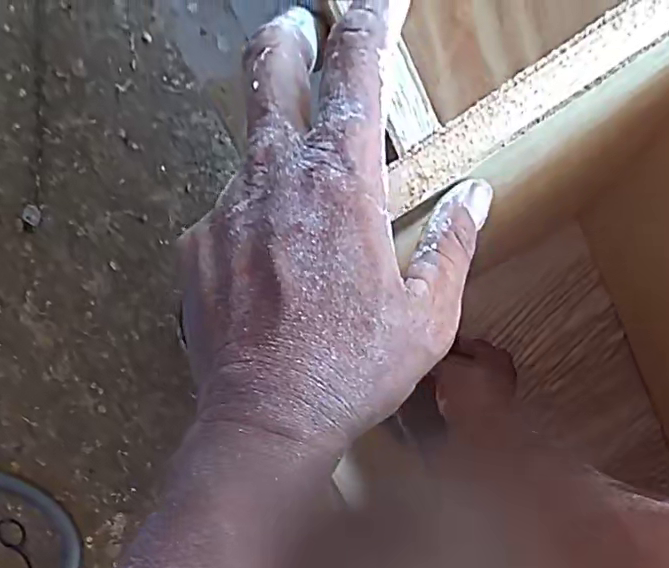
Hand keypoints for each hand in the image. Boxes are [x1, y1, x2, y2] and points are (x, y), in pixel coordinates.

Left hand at [178, 1, 492, 454]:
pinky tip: (261, 274)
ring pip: (246, 158)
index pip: (355, 64)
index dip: (370, 18)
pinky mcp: (194, 253)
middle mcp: (272, 181)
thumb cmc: (349, 375)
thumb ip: (452, 247)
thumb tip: (475, 196)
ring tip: (295, 230)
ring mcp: (223, 215)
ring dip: (273, 168)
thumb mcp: (425, 320)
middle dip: (286, 41)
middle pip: (267, 69)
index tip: (378, 3)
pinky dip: (244, 227)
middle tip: (298, 39)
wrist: (265, 424)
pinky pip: (220, 217)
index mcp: (340, 183)